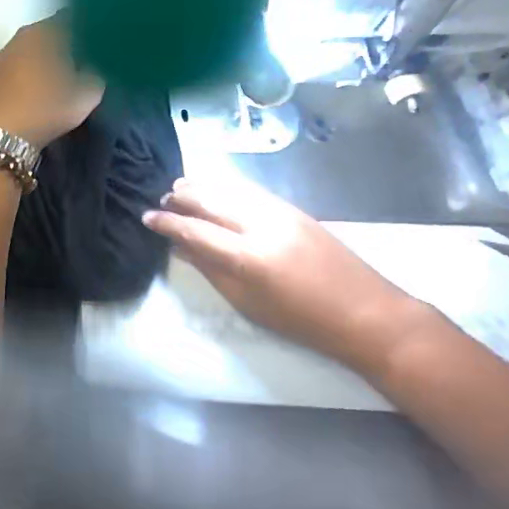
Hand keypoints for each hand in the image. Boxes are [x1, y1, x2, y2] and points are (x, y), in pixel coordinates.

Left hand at [0, 17, 102, 148]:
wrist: (0, 136)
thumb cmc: (46, 107)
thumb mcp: (87, 94)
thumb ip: (99, 74)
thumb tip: (98, 65)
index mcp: (46, 31)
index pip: (74, 18)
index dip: (89, 30)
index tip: (101, 45)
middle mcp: (23, 34)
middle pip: (52, 32)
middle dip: (69, 43)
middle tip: (86, 61)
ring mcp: (4, 53)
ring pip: (35, 47)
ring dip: (49, 57)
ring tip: (64, 76)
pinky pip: (20, 63)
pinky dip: (32, 69)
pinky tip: (41, 86)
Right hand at [142, 178, 431, 372]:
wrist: (362, 310)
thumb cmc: (301, 320)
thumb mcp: (250, 303)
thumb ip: (213, 270)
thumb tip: (182, 247)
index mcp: (247, 256)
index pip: (196, 231)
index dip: (168, 223)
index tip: (147, 217)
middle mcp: (260, 224)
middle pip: (212, 201)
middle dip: (184, 198)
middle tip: (162, 198)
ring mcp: (280, 211)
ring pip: (231, 190)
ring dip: (204, 188)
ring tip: (182, 188)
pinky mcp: (294, 208)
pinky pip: (251, 192)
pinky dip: (229, 188)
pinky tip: (219, 191)